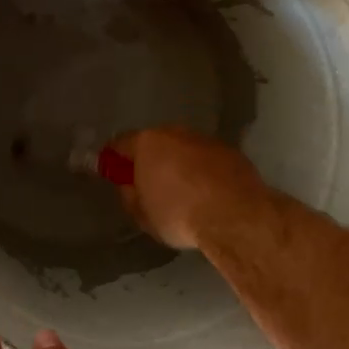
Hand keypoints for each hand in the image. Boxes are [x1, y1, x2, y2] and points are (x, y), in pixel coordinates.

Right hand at [110, 126, 264, 248]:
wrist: (235, 216)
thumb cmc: (179, 214)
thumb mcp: (142, 215)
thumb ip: (130, 196)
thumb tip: (129, 186)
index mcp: (147, 142)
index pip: (120, 144)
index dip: (114, 159)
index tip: (114, 173)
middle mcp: (176, 132)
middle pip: (155, 142)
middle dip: (151, 159)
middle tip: (151, 184)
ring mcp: (206, 140)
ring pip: (184, 149)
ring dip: (180, 164)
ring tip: (184, 191)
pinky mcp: (232, 152)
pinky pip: (208, 160)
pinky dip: (205, 171)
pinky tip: (209, 193)